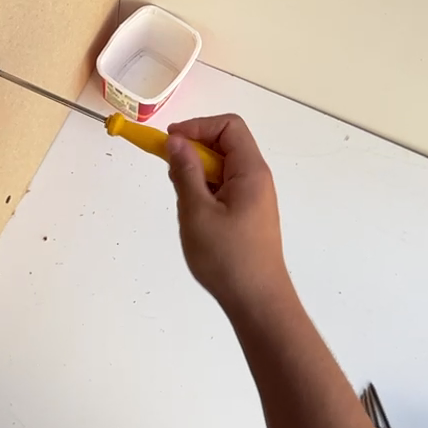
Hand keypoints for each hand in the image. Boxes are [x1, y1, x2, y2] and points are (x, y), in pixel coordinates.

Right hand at [165, 114, 287, 312]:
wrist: (256, 301)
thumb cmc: (227, 257)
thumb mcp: (197, 212)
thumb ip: (185, 172)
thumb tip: (176, 141)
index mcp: (250, 172)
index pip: (229, 126)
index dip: (197, 126)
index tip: (171, 142)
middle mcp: (256, 178)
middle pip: (225, 142)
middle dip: (193, 149)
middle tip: (171, 170)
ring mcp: (252, 196)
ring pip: (220, 166)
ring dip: (196, 172)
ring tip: (182, 199)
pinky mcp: (246, 213)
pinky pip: (222, 186)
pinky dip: (203, 188)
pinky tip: (193, 213)